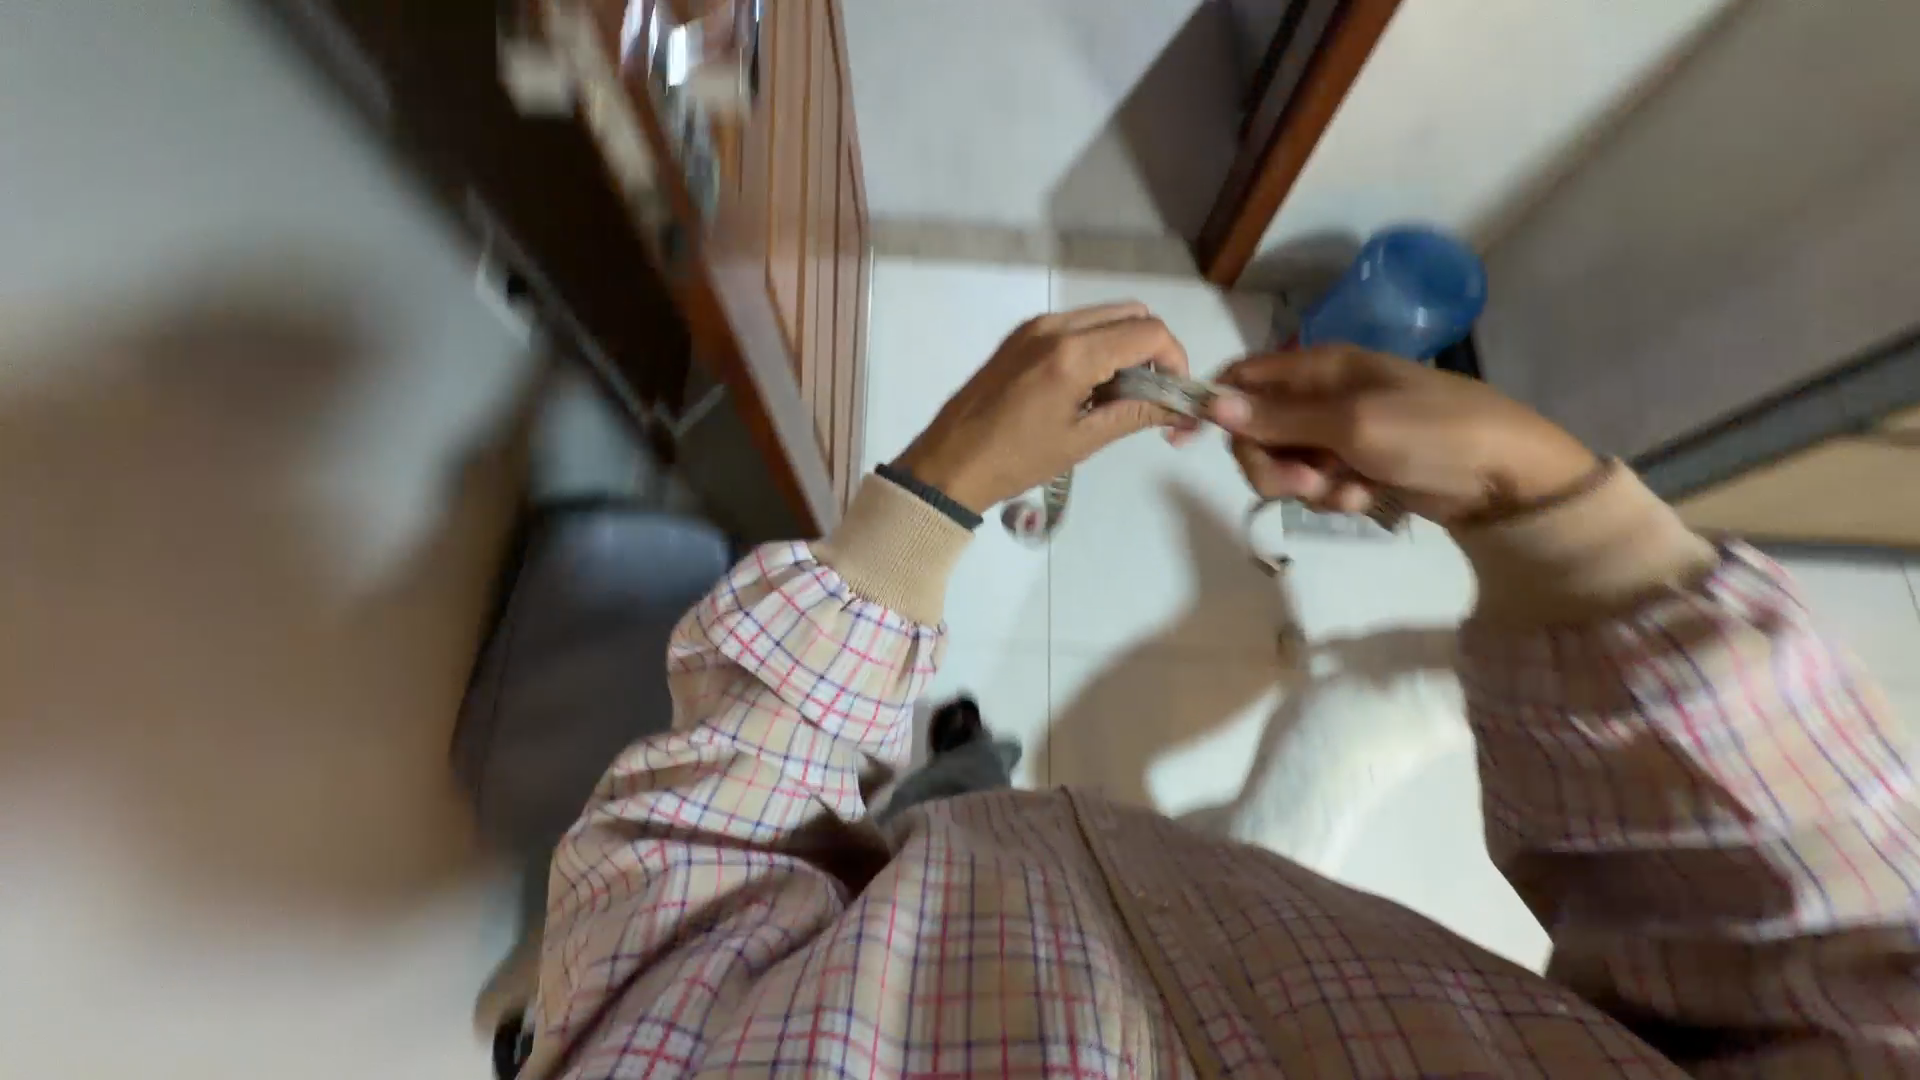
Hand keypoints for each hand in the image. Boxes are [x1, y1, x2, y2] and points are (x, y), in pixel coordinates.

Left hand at [895, 303, 1189, 511]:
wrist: (949, 463)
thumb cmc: (1016, 460)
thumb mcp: (1082, 440)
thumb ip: (1136, 414)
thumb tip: (1181, 408)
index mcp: (1073, 352)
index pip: (1149, 333)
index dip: (1175, 360)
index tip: (1174, 395)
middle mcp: (1055, 325)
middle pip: (1130, 315)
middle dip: (1152, 350)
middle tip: (1150, 394)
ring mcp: (1034, 326)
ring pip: (1103, 317)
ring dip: (1124, 346)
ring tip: (1117, 396)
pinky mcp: (1020, 336)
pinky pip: (1074, 326)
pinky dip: (1095, 346)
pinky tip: (1087, 388)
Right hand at [1207, 346, 1600, 525]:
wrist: (1505, 474)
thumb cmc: (1431, 430)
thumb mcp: (1351, 422)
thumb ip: (1279, 418)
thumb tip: (1213, 405)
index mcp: (1316, 368)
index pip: (1242, 379)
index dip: (1211, 406)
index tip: (1183, 441)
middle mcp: (1317, 398)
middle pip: (1252, 433)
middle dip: (1269, 464)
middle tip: (1305, 482)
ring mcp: (1333, 434)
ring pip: (1278, 465)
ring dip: (1303, 487)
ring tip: (1346, 491)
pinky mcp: (1348, 467)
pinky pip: (1311, 486)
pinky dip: (1332, 498)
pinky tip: (1365, 498)